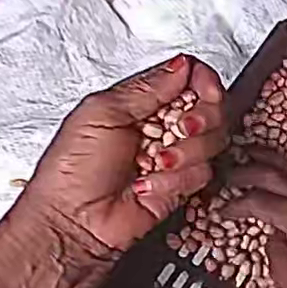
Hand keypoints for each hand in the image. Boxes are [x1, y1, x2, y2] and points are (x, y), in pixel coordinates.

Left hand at [0, 55, 227, 287]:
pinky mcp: (185, 185)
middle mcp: (165, 126)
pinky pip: (204, 174)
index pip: (191, 79)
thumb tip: (182, 66)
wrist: (75, 221)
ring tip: (152, 163)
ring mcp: (178, 156)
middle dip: (201, 119)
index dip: (205, 82)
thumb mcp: (101, 112)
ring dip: (185, 153)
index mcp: (143, 103)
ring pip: (213, 142)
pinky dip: (177, 180)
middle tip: (180, 129)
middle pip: (213, 109)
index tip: (205, 90)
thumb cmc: (73, 171)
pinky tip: (150, 185)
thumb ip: (147, 88)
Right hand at [220, 149, 286, 287]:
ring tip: (252, 153)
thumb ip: (272, 245)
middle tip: (228, 174)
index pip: (257, 200)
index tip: (222, 210)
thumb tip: (273, 233)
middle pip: (274, 175)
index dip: (235, 205)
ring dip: (270, 161)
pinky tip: (281, 173)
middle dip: (247, 171)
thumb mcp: (284, 272)